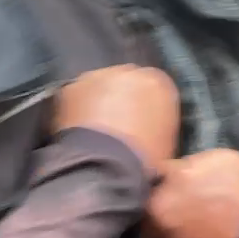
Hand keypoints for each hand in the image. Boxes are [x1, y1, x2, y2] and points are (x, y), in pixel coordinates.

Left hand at [53, 65, 178, 169]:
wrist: (108, 166)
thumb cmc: (144, 159)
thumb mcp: (166, 141)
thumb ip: (159, 123)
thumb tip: (149, 126)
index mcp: (160, 83)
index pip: (156, 90)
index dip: (147, 109)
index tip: (142, 125)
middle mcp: (131, 71)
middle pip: (128, 82)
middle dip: (122, 100)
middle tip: (118, 127)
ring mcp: (98, 76)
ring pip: (100, 87)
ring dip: (99, 103)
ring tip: (97, 130)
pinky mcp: (72, 87)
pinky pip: (77, 96)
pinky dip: (78, 109)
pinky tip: (80, 130)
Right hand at [148, 150, 238, 237]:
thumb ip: (158, 237)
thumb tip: (152, 230)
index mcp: (157, 204)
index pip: (142, 202)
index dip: (153, 208)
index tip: (162, 214)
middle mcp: (172, 176)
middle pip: (162, 177)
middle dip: (169, 189)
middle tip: (186, 202)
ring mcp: (199, 161)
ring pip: (187, 166)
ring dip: (192, 178)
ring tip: (210, 193)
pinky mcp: (223, 154)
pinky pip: (212, 162)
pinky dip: (216, 173)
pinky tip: (228, 187)